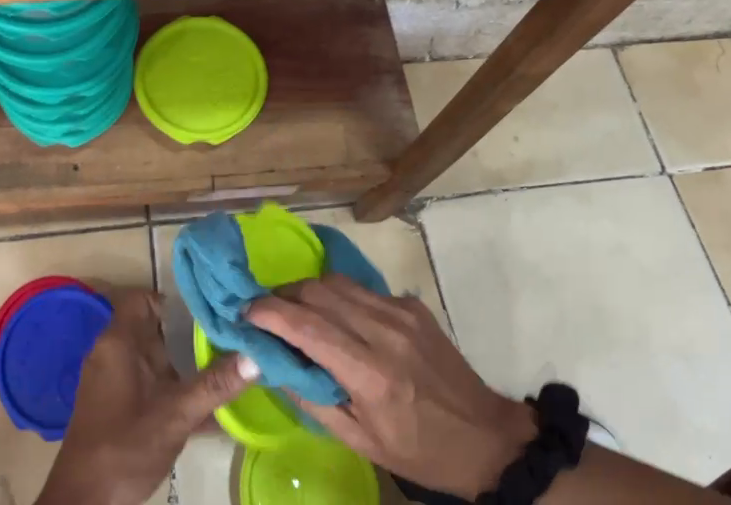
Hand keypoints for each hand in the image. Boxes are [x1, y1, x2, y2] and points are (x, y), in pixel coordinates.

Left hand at [37, 289, 259, 504]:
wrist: (85, 501)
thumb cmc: (125, 447)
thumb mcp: (175, 415)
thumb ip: (215, 385)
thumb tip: (256, 356)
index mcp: (118, 343)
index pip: (143, 299)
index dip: (174, 300)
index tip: (209, 310)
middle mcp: (113, 353)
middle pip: (152, 328)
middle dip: (189, 332)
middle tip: (230, 335)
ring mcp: (114, 380)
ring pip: (154, 358)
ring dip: (185, 361)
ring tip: (227, 362)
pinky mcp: (118, 404)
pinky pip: (150, 382)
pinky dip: (173, 385)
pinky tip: (206, 401)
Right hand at [247, 275, 535, 498]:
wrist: (486, 438)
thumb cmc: (417, 449)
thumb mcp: (357, 438)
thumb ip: (311, 395)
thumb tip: (269, 361)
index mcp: (370, 372)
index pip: (306, 324)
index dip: (268, 311)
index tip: (244, 312)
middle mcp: (384, 331)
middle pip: (317, 290)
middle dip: (282, 295)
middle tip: (263, 310)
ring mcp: (401, 312)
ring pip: (337, 281)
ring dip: (307, 290)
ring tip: (293, 309)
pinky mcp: (412, 305)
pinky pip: (362, 290)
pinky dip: (338, 297)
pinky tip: (336, 318)